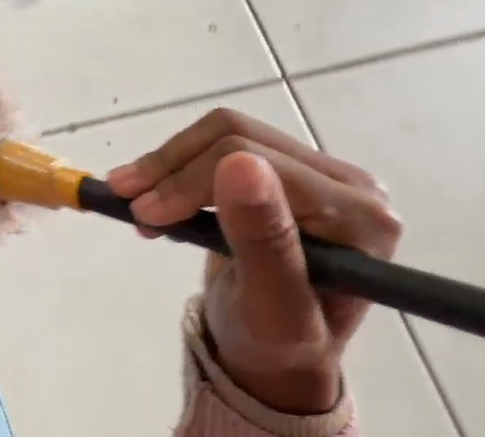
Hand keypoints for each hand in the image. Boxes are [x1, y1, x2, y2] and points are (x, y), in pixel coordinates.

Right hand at [105, 109, 401, 414]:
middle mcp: (346, 182)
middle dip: (170, 167)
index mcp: (359, 214)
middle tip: (125, 198)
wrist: (272, 352)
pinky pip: (216, 141)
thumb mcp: (272, 308)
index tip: (141, 213)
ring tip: (130, 196)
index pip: (257, 163)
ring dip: (165, 162)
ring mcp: (314, 171)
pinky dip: (173, 164)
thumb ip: (263, 241)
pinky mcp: (280, 167)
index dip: (190, 181)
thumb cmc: (277, 343)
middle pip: (237, 137)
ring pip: (220, 131)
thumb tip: (242, 165)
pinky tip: (152, 193)